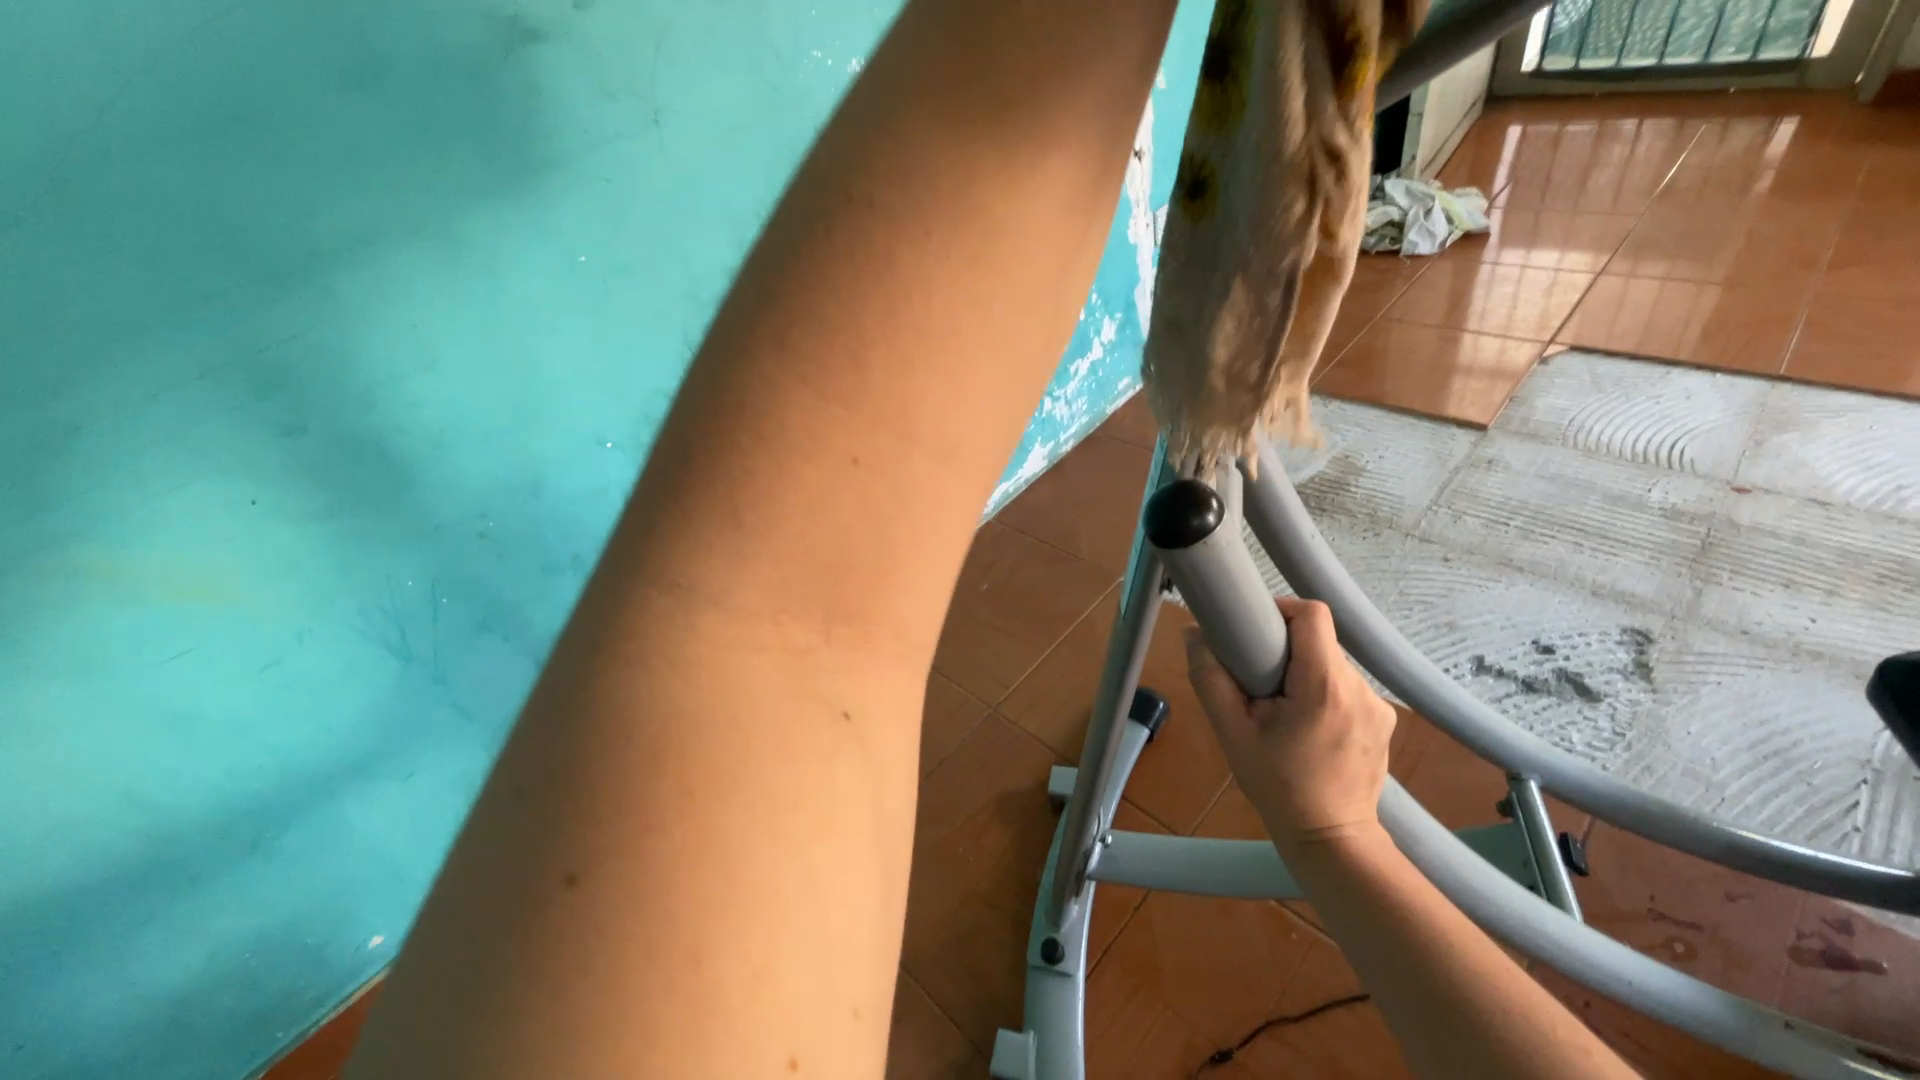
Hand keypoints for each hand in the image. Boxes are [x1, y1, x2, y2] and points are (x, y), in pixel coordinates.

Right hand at [1185, 597, 1394, 852]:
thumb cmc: (1277, 786)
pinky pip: (1346, 688)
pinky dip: (1323, 695)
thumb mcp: (1232, 733)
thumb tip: (1193, 633)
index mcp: (1324, 686)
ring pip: (1331, 665)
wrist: (1330, 838)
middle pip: (1319, 642)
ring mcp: (1378, 705)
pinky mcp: (1384, 720)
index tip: (1255, 633)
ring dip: (1304, 675)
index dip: (1280, 611)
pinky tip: (1307, 729)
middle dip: (1285, 653)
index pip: (1312, 614)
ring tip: (1281, 712)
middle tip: (1257, 684)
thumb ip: (1210, 678)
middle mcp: (1360, 688)